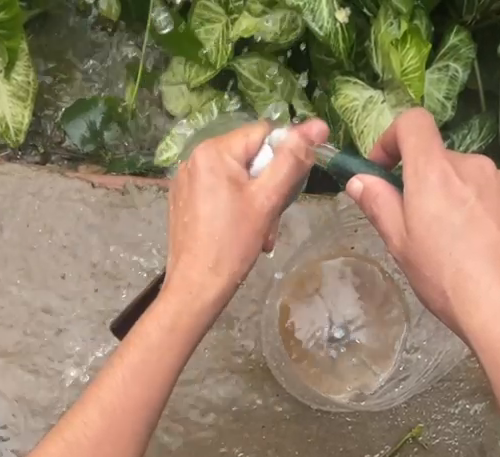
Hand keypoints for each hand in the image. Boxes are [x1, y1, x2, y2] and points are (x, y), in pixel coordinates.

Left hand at [164, 118, 327, 310]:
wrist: (196, 287)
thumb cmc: (232, 246)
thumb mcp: (267, 201)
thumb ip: (291, 161)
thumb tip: (316, 126)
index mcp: (214, 150)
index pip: (263, 135)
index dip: (282, 160)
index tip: (284, 193)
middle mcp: (195, 157)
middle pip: (249, 159)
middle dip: (267, 189)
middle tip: (271, 222)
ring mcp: (186, 180)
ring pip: (236, 179)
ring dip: (255, 203)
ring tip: (258, 234)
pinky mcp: (183, 201)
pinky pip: (219, 193)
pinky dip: (235, 209)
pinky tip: (238, 233)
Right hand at [346, 109, 499, 354]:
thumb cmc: (446, 281)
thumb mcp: (402, 247)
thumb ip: (380, 206)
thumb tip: (359, 180)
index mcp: (435, 172)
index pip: (413, 124)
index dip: (392, 139)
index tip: (383, 169)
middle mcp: (473, 165)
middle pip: (441, 160)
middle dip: (426, 184)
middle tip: (419, 228)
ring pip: (471, 180)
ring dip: (458, 199)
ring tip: (457, 245)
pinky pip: (497, 196)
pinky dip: (485, 211)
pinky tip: (485, 248)